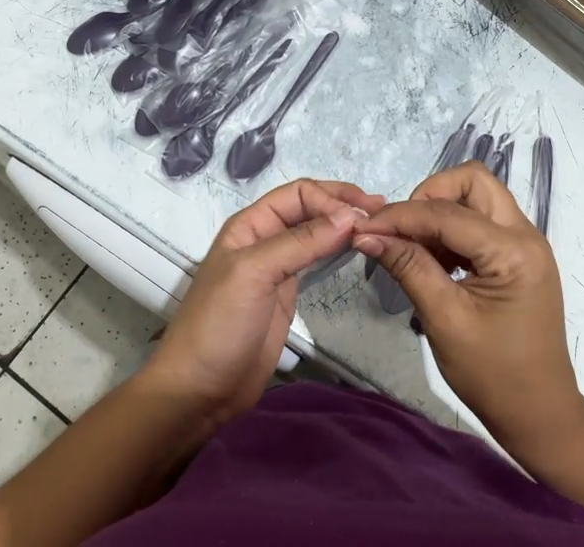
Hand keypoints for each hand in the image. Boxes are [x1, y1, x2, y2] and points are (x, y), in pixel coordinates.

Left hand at [144, 179, 383, 425]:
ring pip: (315, 232)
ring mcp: (277, 267)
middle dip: (341, 204)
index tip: (362, 217)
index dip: (330, 198)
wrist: (201, 388)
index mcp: (249, 225)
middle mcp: (264, 239)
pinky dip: (337, 250)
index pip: (297, 194)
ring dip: (342, 225)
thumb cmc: (219, 324)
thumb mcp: (254, 274)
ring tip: (377, 224)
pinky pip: (316, 260)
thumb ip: (299, 243)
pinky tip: (355, 248)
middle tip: (382, 210)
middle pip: (308, 208)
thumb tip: (348, 216)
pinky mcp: (287, 294)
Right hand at [352, 162, 583, 454]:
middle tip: (401, 230)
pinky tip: (431, 261)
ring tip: (412, 249)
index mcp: (514, 251)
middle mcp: (526, 235)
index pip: (448, 213)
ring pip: (477, 198)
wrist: (538, 414)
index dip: (401, 215)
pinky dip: (452, 230)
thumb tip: (367, 234)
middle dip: (430, 196)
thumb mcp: (444, 319)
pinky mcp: (517, 258)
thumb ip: (408, 267)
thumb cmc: (493, 374)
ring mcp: (525, 245)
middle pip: (473, 182)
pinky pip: (481, 222)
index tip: (364, 228)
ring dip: (440, 212)